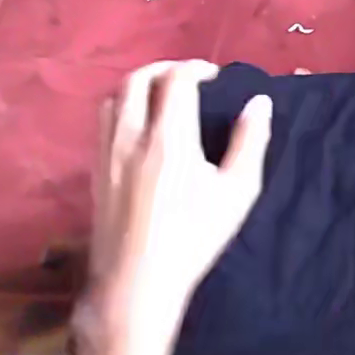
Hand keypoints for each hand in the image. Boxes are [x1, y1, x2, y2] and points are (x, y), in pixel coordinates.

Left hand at [75, 60, 271, 354]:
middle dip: (164, 68)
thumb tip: (259, 103)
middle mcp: (132, 136)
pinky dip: (122, 107)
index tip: (213, 77)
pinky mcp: (94, 171)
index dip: (196, 68)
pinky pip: (103, 122)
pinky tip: (139, 128)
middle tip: (187, 78)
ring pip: (114, 97)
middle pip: (138, 78)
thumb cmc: (193, 238)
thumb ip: (250, 141)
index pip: (176, 79)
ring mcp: (107, 153)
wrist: (137, 286)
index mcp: (169, 137)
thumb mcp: (236, 192)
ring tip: (161, 97)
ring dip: (139, 85)